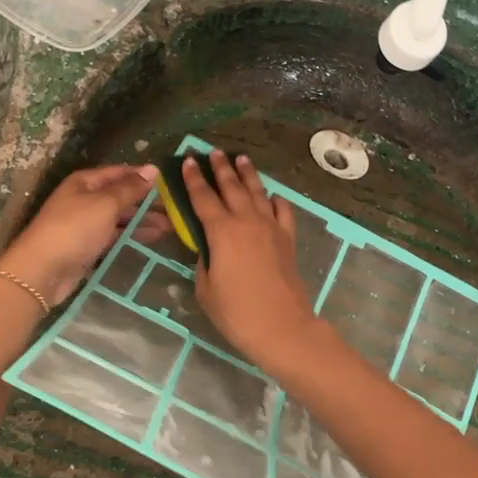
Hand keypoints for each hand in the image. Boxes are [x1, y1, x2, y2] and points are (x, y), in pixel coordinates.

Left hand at [0, 165, 168, 305]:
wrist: (42, 270)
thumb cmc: (74, 229)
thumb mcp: (105, 204)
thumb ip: (130, 188)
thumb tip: (153, 169)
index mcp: (86, 182)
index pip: (121, 172)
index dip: (144, 176)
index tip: (172, 183)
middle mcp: (85, 198)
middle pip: (121, 195)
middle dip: (148, 201)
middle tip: (177, 209)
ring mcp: (86, 223)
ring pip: (120, 217)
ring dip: (144, 220)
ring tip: (172, 226)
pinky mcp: (88, 245)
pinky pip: (116, 235)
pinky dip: (132, 235)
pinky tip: (152, 238)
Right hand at [185, 151, 325, 368]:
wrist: (282, 326)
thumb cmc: (237, 312)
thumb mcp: (206, 288)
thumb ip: (204, 261)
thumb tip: (208, 247)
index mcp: (222, 231)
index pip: (203, 198)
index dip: (194, 179)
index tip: (189, 161)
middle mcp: (247, 221)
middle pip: (232, 188)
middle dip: (221, 169)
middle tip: (213, 152)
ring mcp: (271, 228)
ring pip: (258, 193)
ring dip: (248, 175)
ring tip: (241, 159)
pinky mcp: (288, 240)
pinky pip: (283, 211)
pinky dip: (277, 200)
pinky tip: (273, 196)